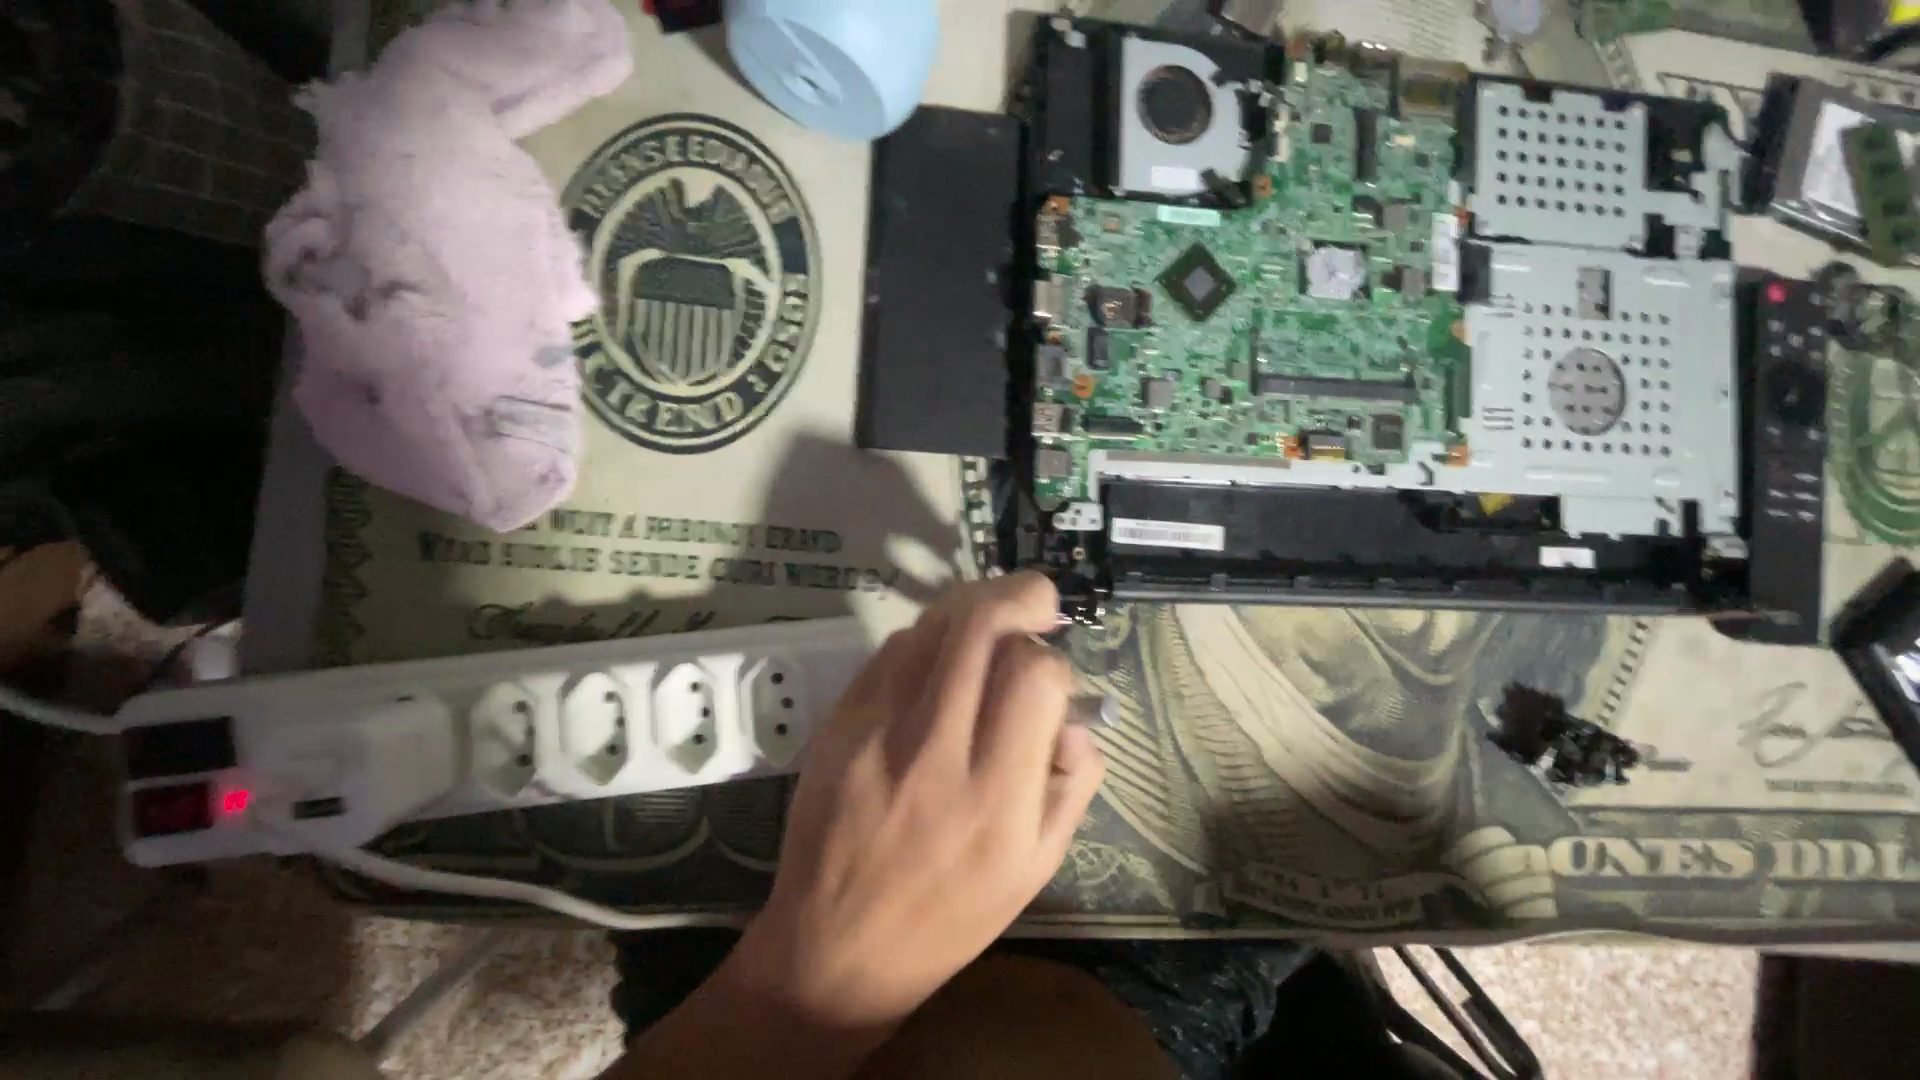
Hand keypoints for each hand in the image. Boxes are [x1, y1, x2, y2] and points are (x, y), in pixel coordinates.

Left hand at [731, 572, 1104, 1032]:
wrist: (836, 946)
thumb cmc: (951, 916)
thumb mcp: (1037, 867)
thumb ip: (1073, 782)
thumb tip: (1073, 713)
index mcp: (994, 796)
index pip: (1035, 675)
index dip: (1054, 660)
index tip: (1053, 676)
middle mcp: (932, 750)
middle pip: (979, 624)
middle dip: (1020, 593)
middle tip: (1038, 599)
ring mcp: (873, 730)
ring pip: (930, 625)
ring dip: (972, 609)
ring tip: (992, 623)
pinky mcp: (836, 721)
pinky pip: (889, 651)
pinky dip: (926, 639)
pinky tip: (940, 660)